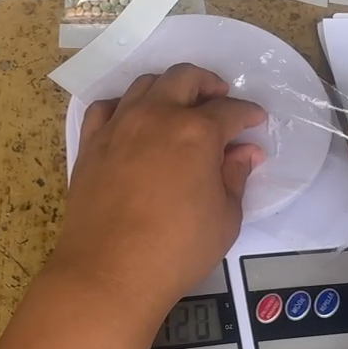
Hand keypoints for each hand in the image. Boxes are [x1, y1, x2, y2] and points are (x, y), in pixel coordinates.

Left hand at [55, 64, 266, 322]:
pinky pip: (106, 107)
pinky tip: (132, 119)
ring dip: (168, 87)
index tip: (256, 120)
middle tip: (219, 98)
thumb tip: (245, 152)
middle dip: (208, 83)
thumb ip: (236, 176)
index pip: (230, 110)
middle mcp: (156, 116)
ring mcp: (119, 126)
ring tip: (178, 105)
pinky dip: (124, 105)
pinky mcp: (91, 142)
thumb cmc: (176, 249)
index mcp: (196, 131)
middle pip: (184, 78)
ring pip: (145, 84)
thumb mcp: (225, 217)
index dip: (248, 113)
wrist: (109, 271)